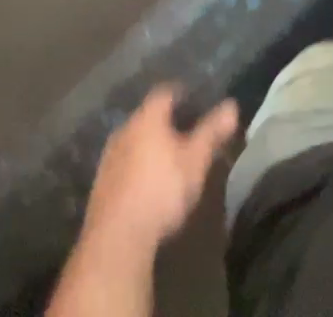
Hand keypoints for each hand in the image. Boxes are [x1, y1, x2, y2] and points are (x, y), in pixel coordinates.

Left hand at [85, 85, 239, 251]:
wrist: (116, 238)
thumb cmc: (162, 190)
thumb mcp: (196, 160)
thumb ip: (212, 131)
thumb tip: (231, 105)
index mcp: (147, 118)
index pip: (166, 93)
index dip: (184, 94)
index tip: (199, 102)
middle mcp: (124, 130)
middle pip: (149, 116)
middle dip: (169, 122)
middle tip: (190, 132)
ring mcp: (108, 158)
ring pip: (136, 140)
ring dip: (153, 145)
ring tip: (172, 158)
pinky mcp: (101, 184)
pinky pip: (125, 163)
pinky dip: (140, 165)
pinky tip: (151, 183)